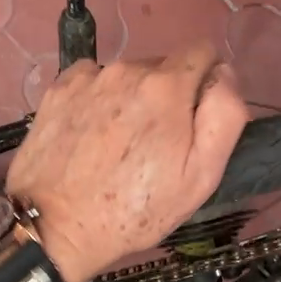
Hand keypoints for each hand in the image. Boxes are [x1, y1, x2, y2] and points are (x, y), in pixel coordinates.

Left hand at [6, 44, 248, 281]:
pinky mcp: (57, 90)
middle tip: (158, 145)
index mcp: (167, 86)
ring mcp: (87, 77)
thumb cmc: (137, 209)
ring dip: (133, 98)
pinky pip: (93, 81)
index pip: (203, 52)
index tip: (195, 120)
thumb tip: (224, 73)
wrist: (55, 229)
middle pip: (164, 67)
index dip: (206, 83)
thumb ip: (225, 113)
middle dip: (169, 96)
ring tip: (121, 145)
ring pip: (128, 75)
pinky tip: (93, 135)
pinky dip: (99, 100)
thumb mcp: (202, 174)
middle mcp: (126, 69)